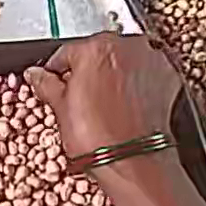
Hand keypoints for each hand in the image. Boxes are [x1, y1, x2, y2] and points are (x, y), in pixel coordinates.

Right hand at [23, 33, 182, 159]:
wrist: (131, 159)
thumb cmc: (98, 136)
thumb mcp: (60, 108)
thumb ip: (46, 84)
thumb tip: (37, 76)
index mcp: (95, 49)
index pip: (66, 52)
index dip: (55, 70)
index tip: (52, 81)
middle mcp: (126, 47)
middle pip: (96, 52)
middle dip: (86, 71)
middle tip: (76, 95)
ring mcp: (150, 59)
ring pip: (121, 60)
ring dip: (110, 74)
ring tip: (100, 101)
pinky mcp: (167, 76)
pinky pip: (143, 71)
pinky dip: (132, 82)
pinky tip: (120, 102)